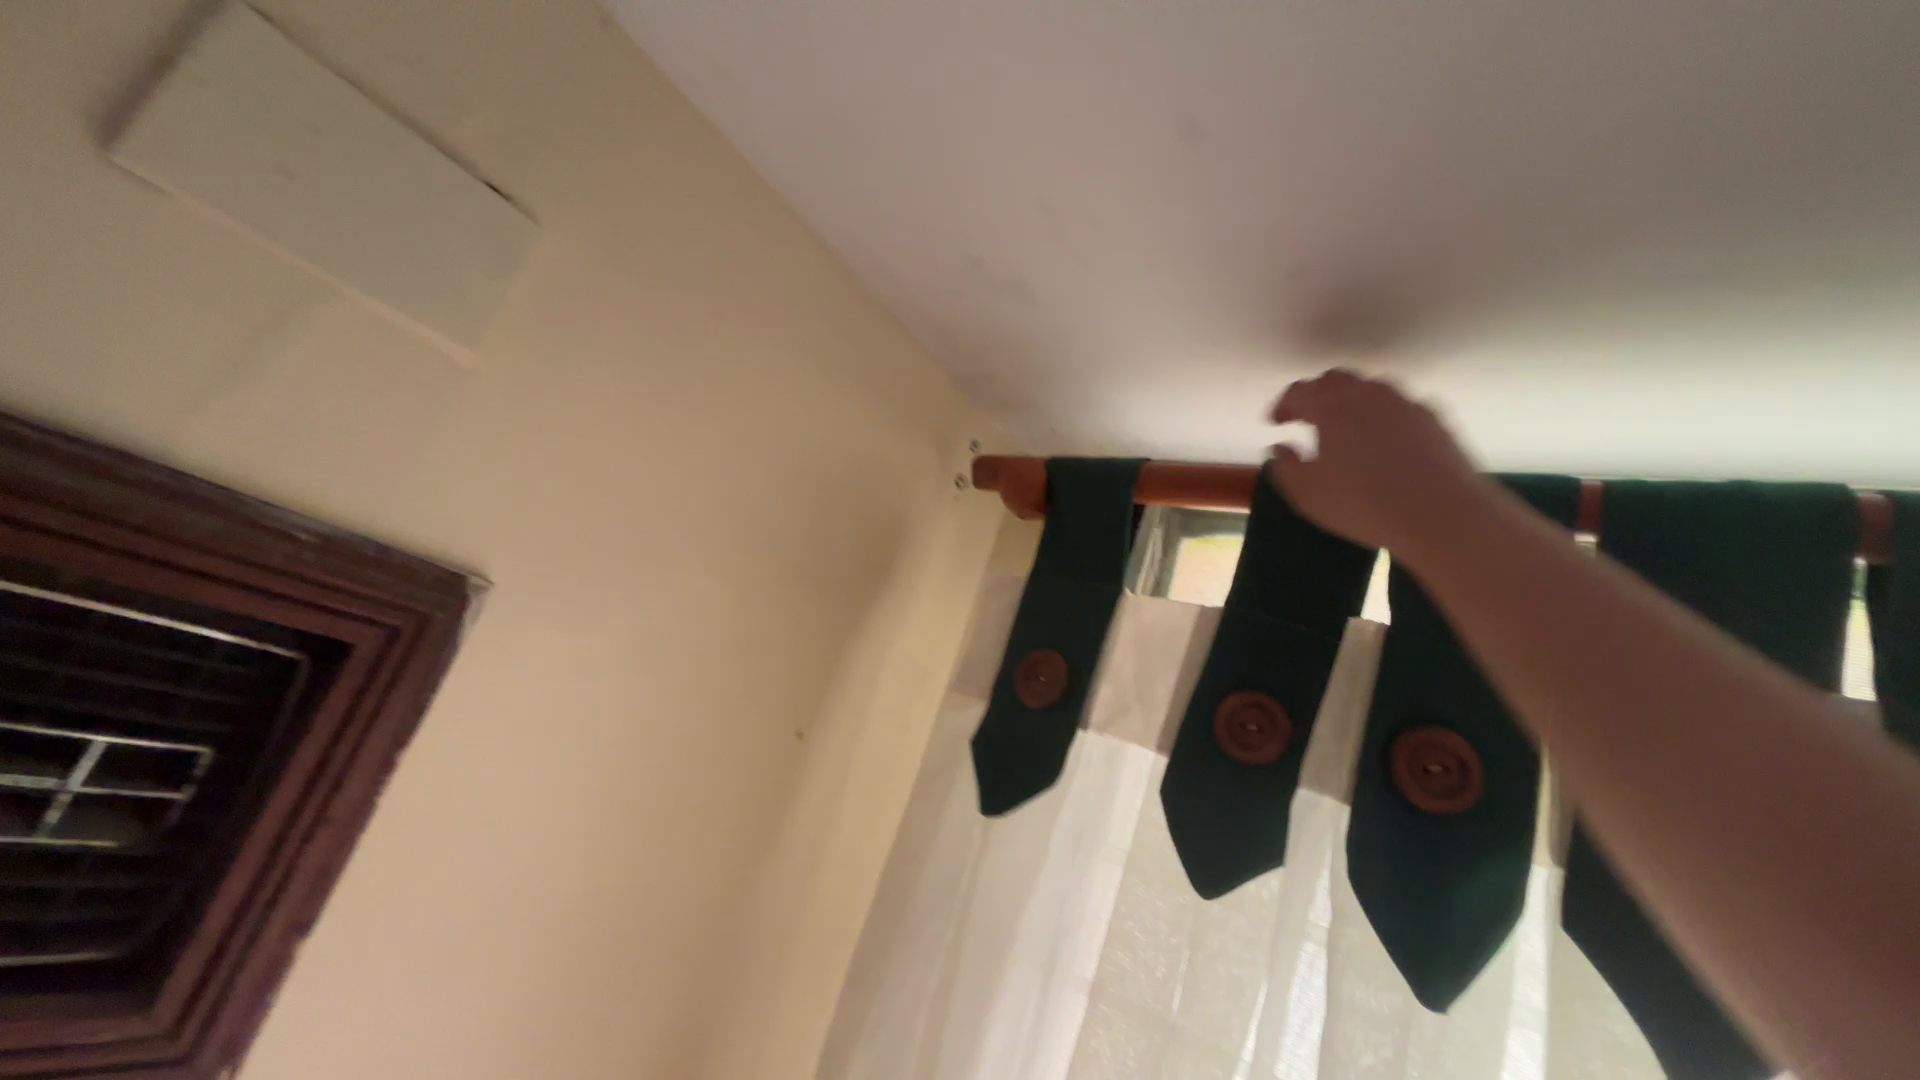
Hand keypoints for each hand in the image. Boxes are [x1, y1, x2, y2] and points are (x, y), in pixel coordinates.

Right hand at [1267, 370, 1489, 552]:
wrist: (1442, 513)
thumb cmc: (1363, 504)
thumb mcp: (1307, 494)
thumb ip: (1285, 466)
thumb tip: (1281, 447)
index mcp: (1331, 407)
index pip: (1298, 391)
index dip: (1282, 405)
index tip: (1274, 422)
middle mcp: (1368, 394)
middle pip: (1336, 378)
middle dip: (1316, 394)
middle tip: (1307, 417)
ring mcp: (1405, 402)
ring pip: (1371, 388)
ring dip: (1351, 401)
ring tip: (1345, 427)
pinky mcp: (1433, 418)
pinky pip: (1399, 406)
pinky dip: (1382, 415)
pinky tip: (1382, 440)